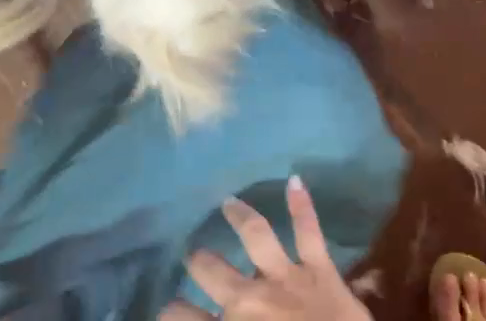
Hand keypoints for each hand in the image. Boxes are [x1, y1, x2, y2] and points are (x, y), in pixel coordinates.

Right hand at [159, 176, 372, 320]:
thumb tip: (204, 318)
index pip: (182, 317)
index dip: (170, 311)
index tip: (165, 306)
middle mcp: (248, 298)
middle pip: (211, 270)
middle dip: (199, 260)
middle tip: (193, 253)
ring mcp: (284, 278)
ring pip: (256, 235)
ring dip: (240, 216)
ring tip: (229, 202)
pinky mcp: (319, 269)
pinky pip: (309, 232)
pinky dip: (302, 204)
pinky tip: (295, 179)